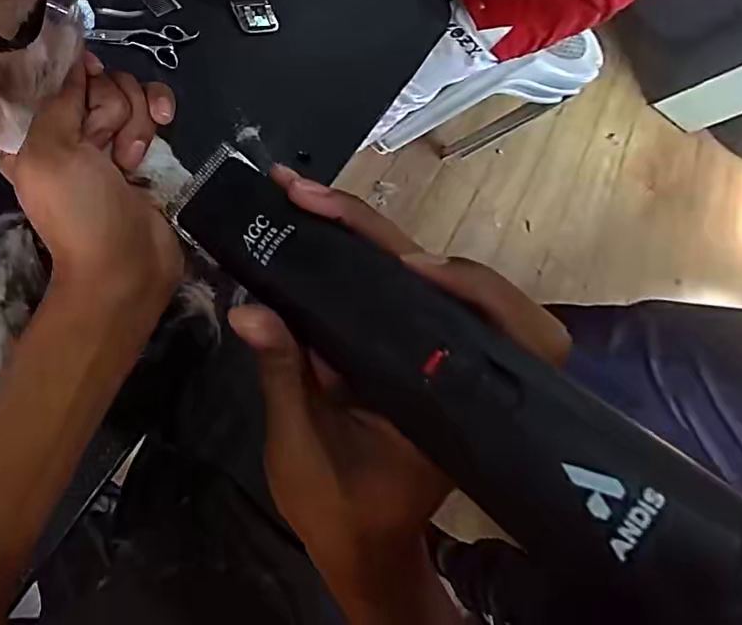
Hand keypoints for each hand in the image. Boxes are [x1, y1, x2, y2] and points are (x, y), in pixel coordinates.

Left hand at [0, 55, 182, 316]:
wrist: (127, 266)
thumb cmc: (79, 212)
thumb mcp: (49, 152)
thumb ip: (57, 99)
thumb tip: (74, 60)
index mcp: (31, 131)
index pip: (52, 75)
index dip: (74, 73)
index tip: (88, 81)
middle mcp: (67, 129)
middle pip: (97, 79)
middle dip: (110, 108)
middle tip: (104, 148)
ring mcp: (106, 137)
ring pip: (127, 91)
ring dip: (135, 121)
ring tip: (129, 162)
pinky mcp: (140, 145)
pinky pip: (151, 105)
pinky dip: (158, 109)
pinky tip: (164, 123)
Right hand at [229, 168, 569, 599]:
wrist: (357, 545)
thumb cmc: (341, 511)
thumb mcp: (302, 452)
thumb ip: (282, 378)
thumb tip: (249, 309)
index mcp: (451, 400)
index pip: (493, 327)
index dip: (469, 285)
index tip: (412, 267)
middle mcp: (445, 361)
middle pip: (433, 271)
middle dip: (371, 226)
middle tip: (305, 195)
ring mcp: (418, 343)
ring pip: (406, 262)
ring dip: (355, 224)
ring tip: (298, 195)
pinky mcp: (391, 335)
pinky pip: (378, 279)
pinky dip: (344, 246)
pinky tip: (306, 222)